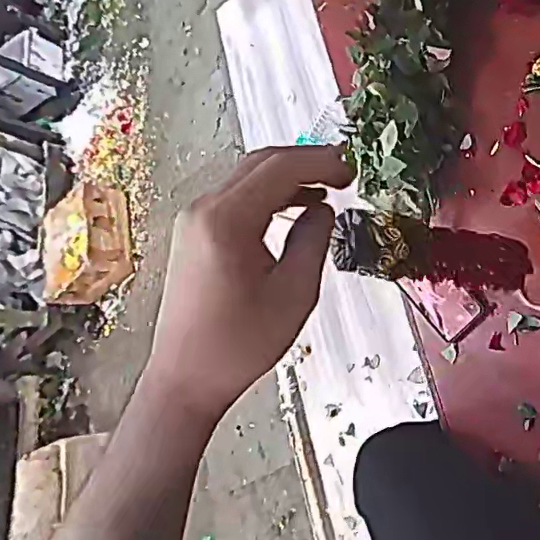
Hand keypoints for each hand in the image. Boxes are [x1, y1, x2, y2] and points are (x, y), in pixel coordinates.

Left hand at [144, 146, 353, 425]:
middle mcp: (204, 211)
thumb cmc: (239, 343)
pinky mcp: (196, 234)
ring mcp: (196, 221)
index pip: (280, 168)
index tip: (352, 169)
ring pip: (250, 177)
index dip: (322, 162)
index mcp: (227, 221)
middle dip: (308, 161)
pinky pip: (240, 197)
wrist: (186, 379)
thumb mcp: (295, 291)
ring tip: (330, 187)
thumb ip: (313, 239)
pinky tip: (299, 206)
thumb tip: (324, 210)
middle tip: (346, 171)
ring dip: (292, 175)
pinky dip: (273, 193)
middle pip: (262, 163)